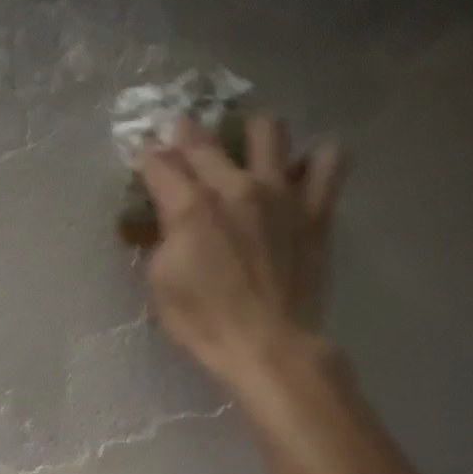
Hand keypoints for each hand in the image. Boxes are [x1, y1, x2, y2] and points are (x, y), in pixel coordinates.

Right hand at [133, 114, 349, 392]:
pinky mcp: (316, 207)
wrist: (266, 343)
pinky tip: (303, 171)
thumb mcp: (161, 284)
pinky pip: (330, 160)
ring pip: (270, 130)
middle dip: (184, 132)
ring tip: (246, 144)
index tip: (141, 155)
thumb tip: (167, 223)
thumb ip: (162, 242)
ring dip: (252, 131)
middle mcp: (235, 186)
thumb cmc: (203, 321)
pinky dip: (317, 159)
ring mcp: (281, 191)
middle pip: (204, 141)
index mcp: (190, 208)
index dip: (146, 157)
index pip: (159, 165)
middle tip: (177, 130)